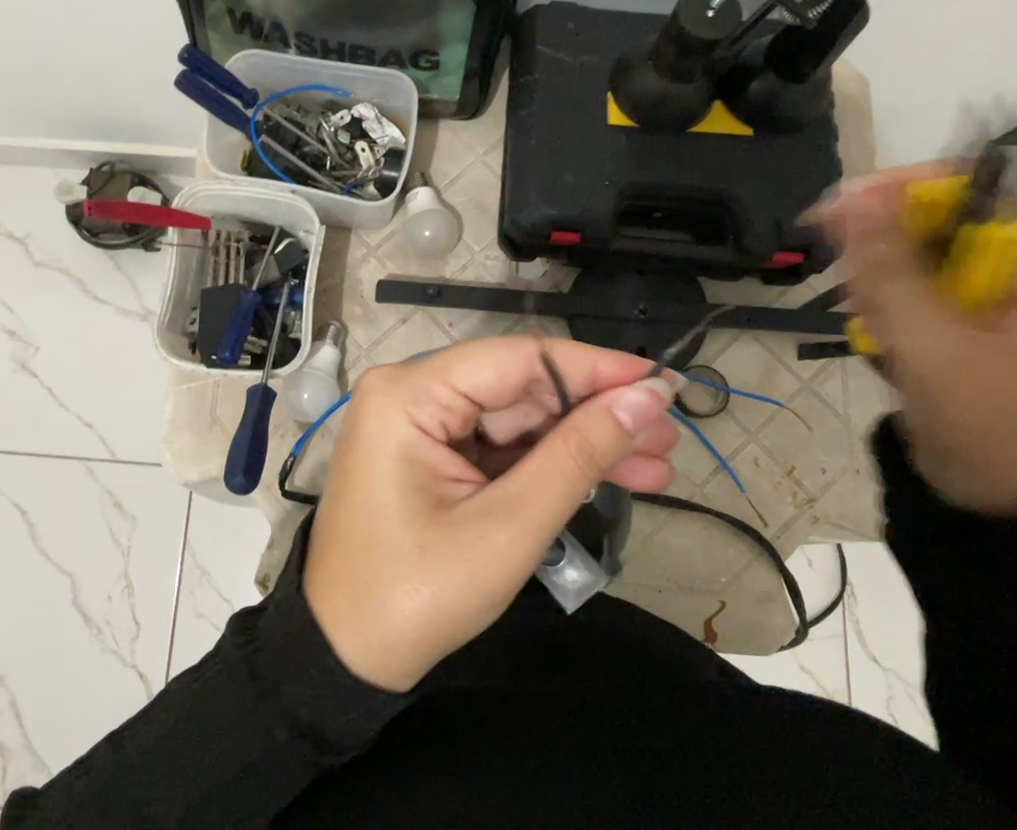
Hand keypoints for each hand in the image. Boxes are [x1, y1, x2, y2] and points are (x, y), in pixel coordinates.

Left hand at [302, 337, 678, 691]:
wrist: (348, 657)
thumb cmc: (418, 594)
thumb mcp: (508, 526)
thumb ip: (579, 455)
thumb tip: (647, 398)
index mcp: (409, 394)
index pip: (520, 359)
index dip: (596, 369)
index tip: (663, 384)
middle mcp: (410, 394)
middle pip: (522, 388)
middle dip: (596, 415)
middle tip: (668, 440)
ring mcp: (418, 425)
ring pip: (518, 419)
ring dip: (582, 443)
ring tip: (655, 467)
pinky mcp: (429, 456)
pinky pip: (500, 447)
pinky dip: (550, 464)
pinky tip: (609, 477)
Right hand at [817, 165, 1016, 514]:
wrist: (1004, 500)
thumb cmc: (990, 427)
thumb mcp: (934, 348)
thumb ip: (888, 271)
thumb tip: (844, 201)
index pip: (973, 184)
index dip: (899, 191)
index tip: (833, 212)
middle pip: (938, 214)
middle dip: (884, 250)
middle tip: (849, 290)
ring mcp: (1004, 283)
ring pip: (915, 247)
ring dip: (880, 284)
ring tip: (875, 332)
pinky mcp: (974, 309)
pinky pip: (914, 279)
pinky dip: (886, 304)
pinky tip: (883, 340)